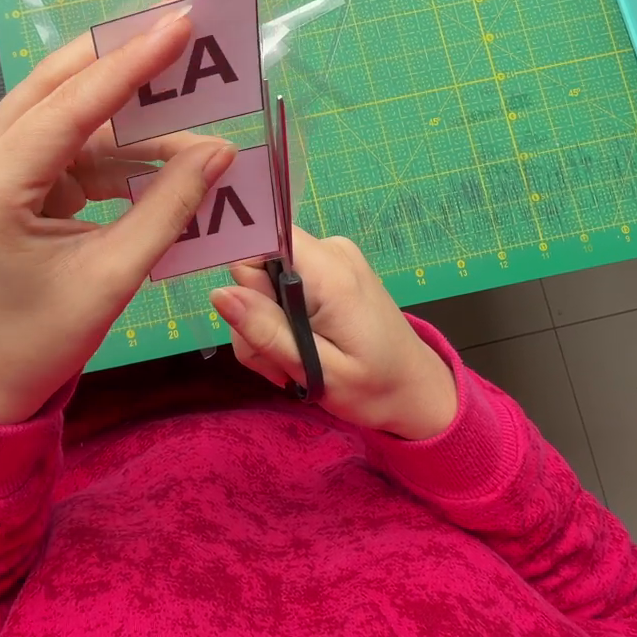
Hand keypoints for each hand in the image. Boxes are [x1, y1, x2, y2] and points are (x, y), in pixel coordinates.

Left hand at [0, 12, 236, 424]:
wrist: (3, 372)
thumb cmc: (47, 335)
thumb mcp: (115, 276)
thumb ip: (169, 208)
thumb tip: (221, 151)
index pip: (69, 107)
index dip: (129, 65)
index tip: (179, 26)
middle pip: (60, 85)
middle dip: (123, 56)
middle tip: (182, 26)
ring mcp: (2, 163)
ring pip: (72, 108)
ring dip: (133, 105)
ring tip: (194, 95)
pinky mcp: (23, 173)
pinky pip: (79, 140)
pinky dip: (125, 142)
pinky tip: (171, 146)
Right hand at [210, 228, 456, 439]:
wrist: (417, 393)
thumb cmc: (375, 389)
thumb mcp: (317, 371)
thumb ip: (266, 332)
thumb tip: (219, 294)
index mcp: (330, 272)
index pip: (258, 243)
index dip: (248, 284)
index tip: (262, 324)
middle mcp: (328, 251)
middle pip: (255, 267)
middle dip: (255, 317)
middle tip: (282, 358)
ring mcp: (327, 259)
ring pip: (261, 282)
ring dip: (266, 327)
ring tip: (294, 362)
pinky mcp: (325, 271)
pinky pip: (279, 285)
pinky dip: (280, 320)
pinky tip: (299, 349)